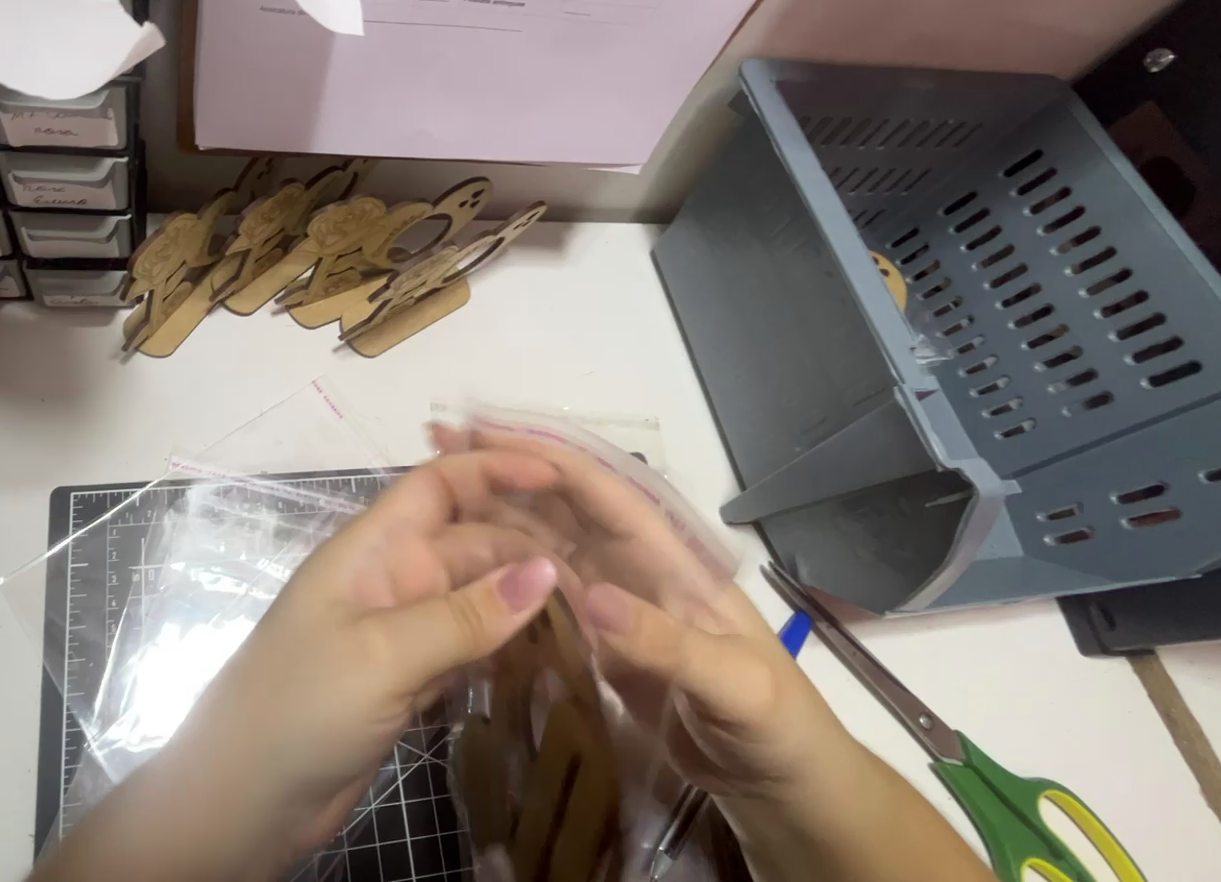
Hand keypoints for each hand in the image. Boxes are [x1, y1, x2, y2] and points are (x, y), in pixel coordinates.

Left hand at [164, 450, 566, 862]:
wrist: (245, 796)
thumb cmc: (301, 703)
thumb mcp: (383, 652)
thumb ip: (465, 614)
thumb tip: (547, 571)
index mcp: (374, 547)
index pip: (439, 486)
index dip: (495, 471)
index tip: (559, 480)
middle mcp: (392, 576)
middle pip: (470, 542)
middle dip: (528, 549)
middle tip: (600, 580)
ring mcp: (401, 629)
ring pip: (475, 596)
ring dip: (524, 602)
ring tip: (593, 619)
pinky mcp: (409, 676)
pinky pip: (469, 645)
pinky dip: (506, 647)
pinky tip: (552, 659)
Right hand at [430, 426, 860, 802]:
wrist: (783, 786)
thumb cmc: (777, 727)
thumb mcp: (736, 686)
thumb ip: (668, 643)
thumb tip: (591, 600)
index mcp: (668, 555)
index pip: (597, 488)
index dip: (539, 454)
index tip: (480, 433)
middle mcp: (631, 561)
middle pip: (558, 499)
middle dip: (502, 465)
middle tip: (440, 443)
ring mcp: (610, 595)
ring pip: (542, 535)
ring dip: (494, 505)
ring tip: (438, 484)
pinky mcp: (595, 632)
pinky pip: (540, 583)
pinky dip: (503, 560)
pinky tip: (465, 552)